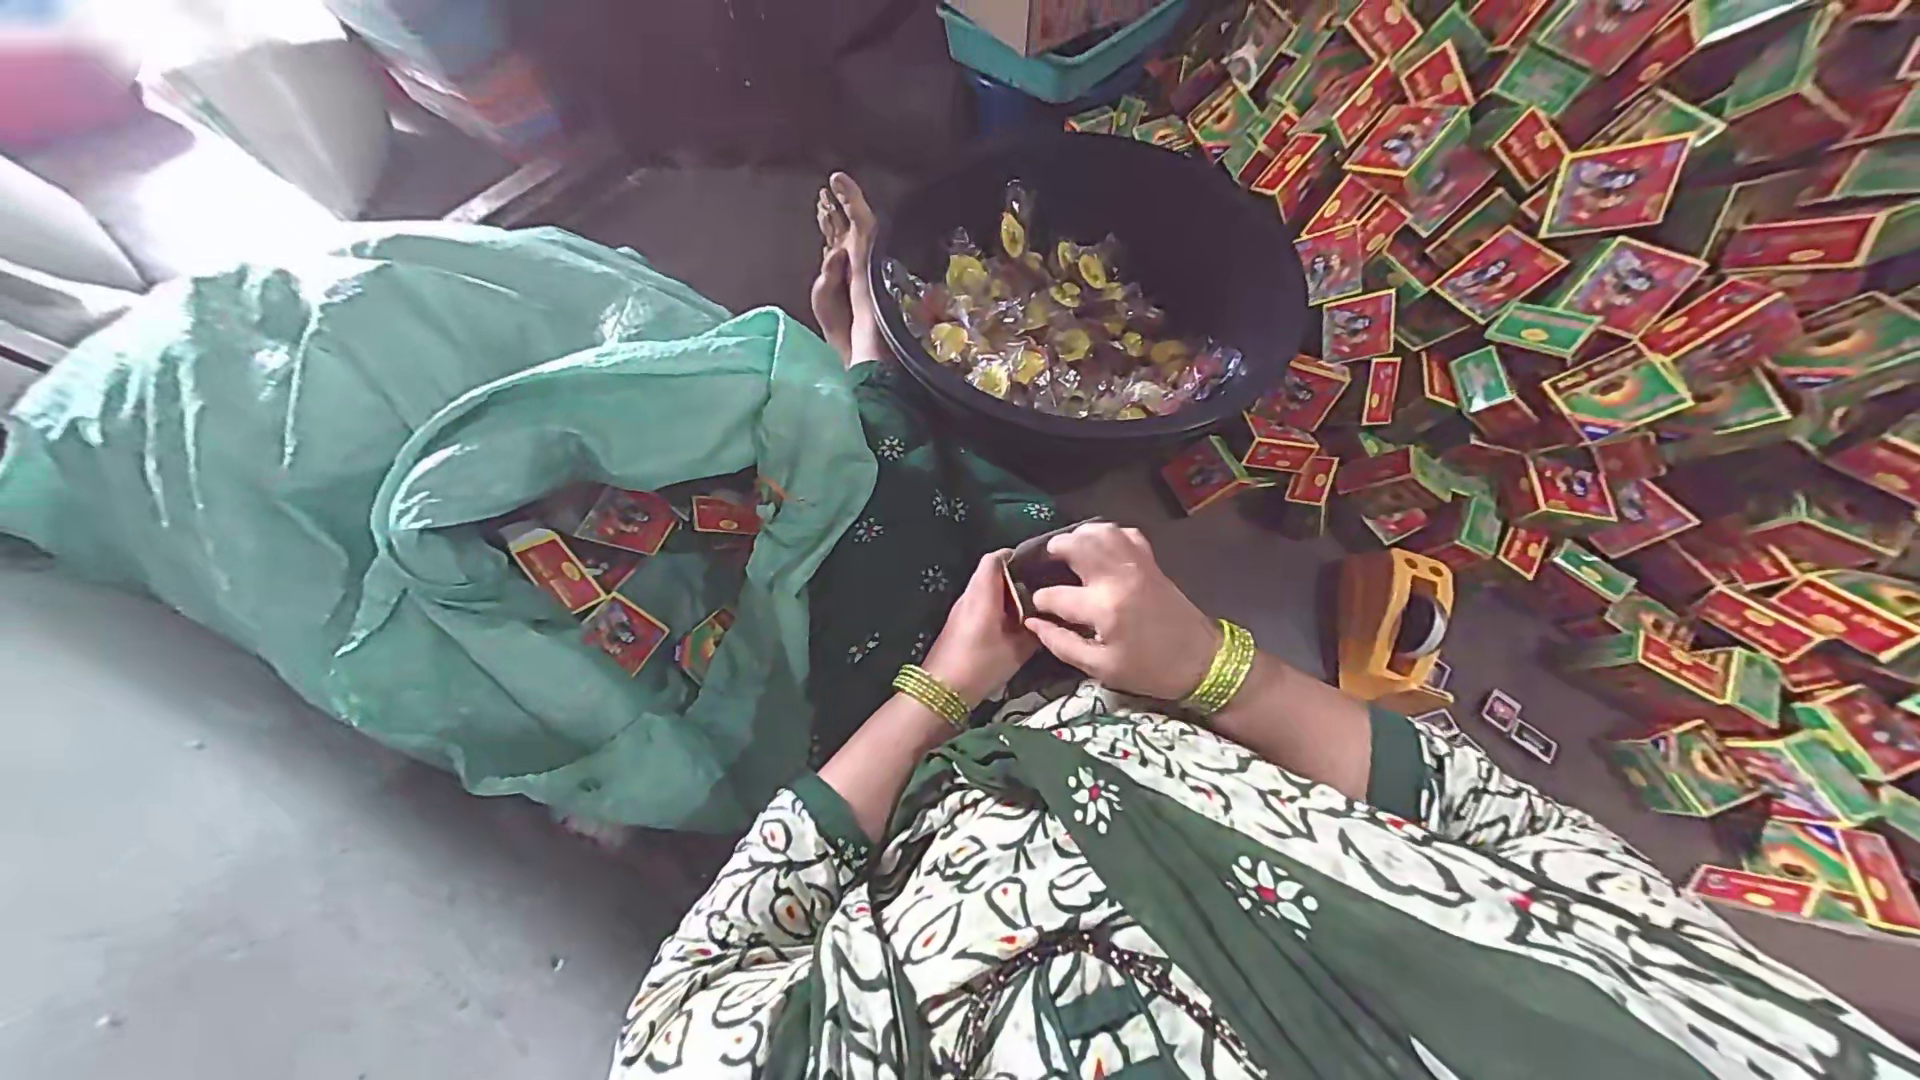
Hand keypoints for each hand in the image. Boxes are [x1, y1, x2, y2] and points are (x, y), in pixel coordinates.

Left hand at [922, 551, 1038, 706]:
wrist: (941, 690)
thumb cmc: (980, 666)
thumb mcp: (1017, 650)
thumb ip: (1034, 630)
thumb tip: (1048, 617)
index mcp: (982, 595)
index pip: (994, 559)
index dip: (1014, 555)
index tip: (1034, 562)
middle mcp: (968, 596)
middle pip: (989, 572)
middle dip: (1014, 576)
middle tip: (1038, 586)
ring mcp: (960, 610)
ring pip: (984, 589)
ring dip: (1005, 594)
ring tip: (1029, 605)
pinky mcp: (957, 623)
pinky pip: (979, 604)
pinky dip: (995, 607)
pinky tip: (1011, 623)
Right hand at [1024, 523, 1219, 700]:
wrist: (1202, 661)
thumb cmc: (1149, 669)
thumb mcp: (1100, 668)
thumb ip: (1061, 644)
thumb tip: (1033, 622)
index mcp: (1103, 608)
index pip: (1054, 594)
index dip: (1040, 601)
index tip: (1037, 608)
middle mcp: (1117, 577)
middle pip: (1074, 545)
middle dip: (1052, 553)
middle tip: (1045, 566)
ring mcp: (1136, 564)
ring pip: (1098, 532)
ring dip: (1077, 537)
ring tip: (1067, 552)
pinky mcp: (1150, 561)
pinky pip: (1124, 533)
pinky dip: (1107, 535)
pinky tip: (1099, 549)